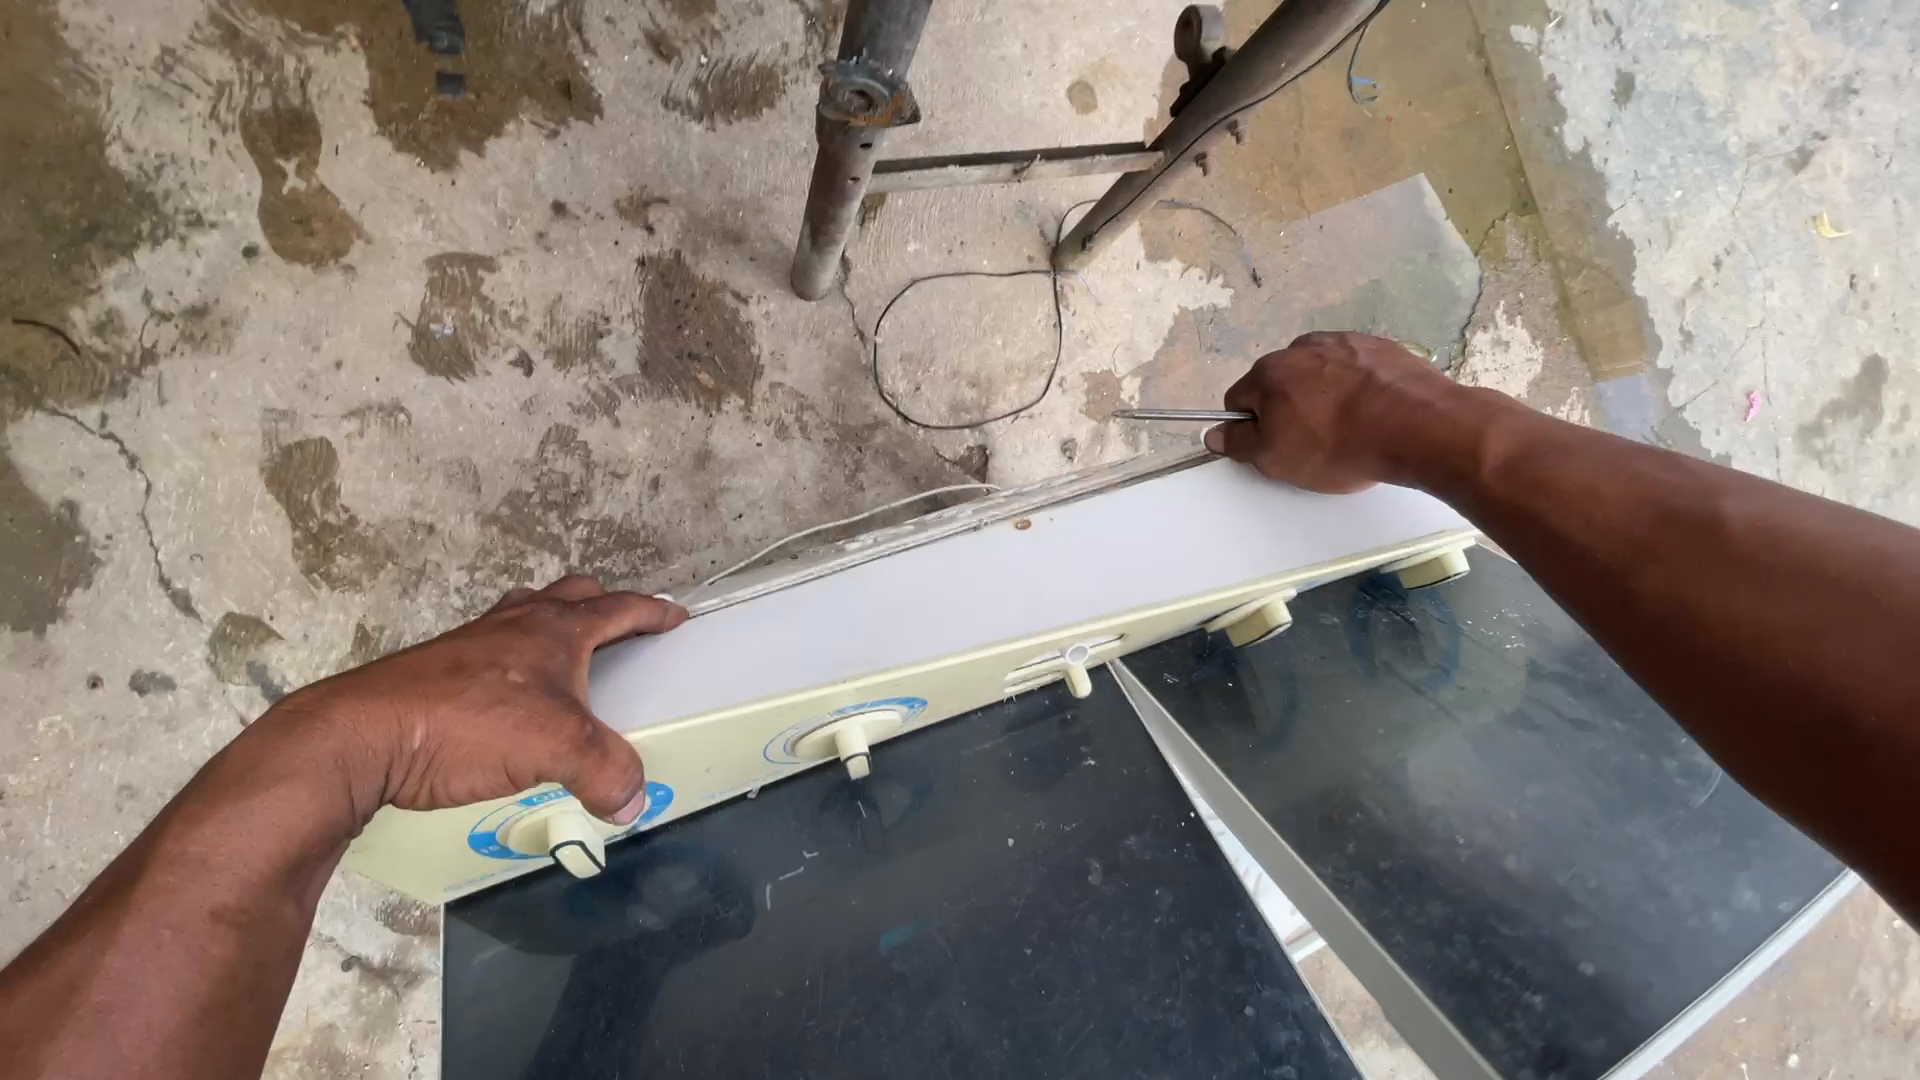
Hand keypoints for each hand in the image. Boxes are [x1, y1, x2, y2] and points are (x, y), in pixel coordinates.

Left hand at [267, 576, 687, 825]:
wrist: (358, 737)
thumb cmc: (470, 725)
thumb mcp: (558, 751)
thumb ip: (607, 773)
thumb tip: (632, 802)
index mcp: (557, 630)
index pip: (620, 609)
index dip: (653, 612)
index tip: (675, 615)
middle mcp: (517, 623)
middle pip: (571, 593)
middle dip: (602, 604)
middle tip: (618, 628)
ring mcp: (472, 640)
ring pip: (525, 610)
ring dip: (551, 620)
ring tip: (562, 653)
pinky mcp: (436, 667)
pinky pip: (489, 643)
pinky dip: (511, 653)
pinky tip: (506, 691)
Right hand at [1203, 332, 1461, 492]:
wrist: (1421, 427)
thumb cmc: (1338, 446)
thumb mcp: (1274, 458)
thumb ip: (1238, 443)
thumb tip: (1214, 433)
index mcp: (1269, 372)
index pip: (1239, 399)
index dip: (1251, 427)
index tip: (1273, 446)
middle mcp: (1302, 347)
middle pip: (1279, 382)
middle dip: (1287, 408)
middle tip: (1310, 442)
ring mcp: (1345, 342)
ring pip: (1317, 372)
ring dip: (1321, 396)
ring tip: (1346, 427)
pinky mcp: (1382, 346)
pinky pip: (1353, 368)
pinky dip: (1355, 387)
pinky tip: (1371, 412)